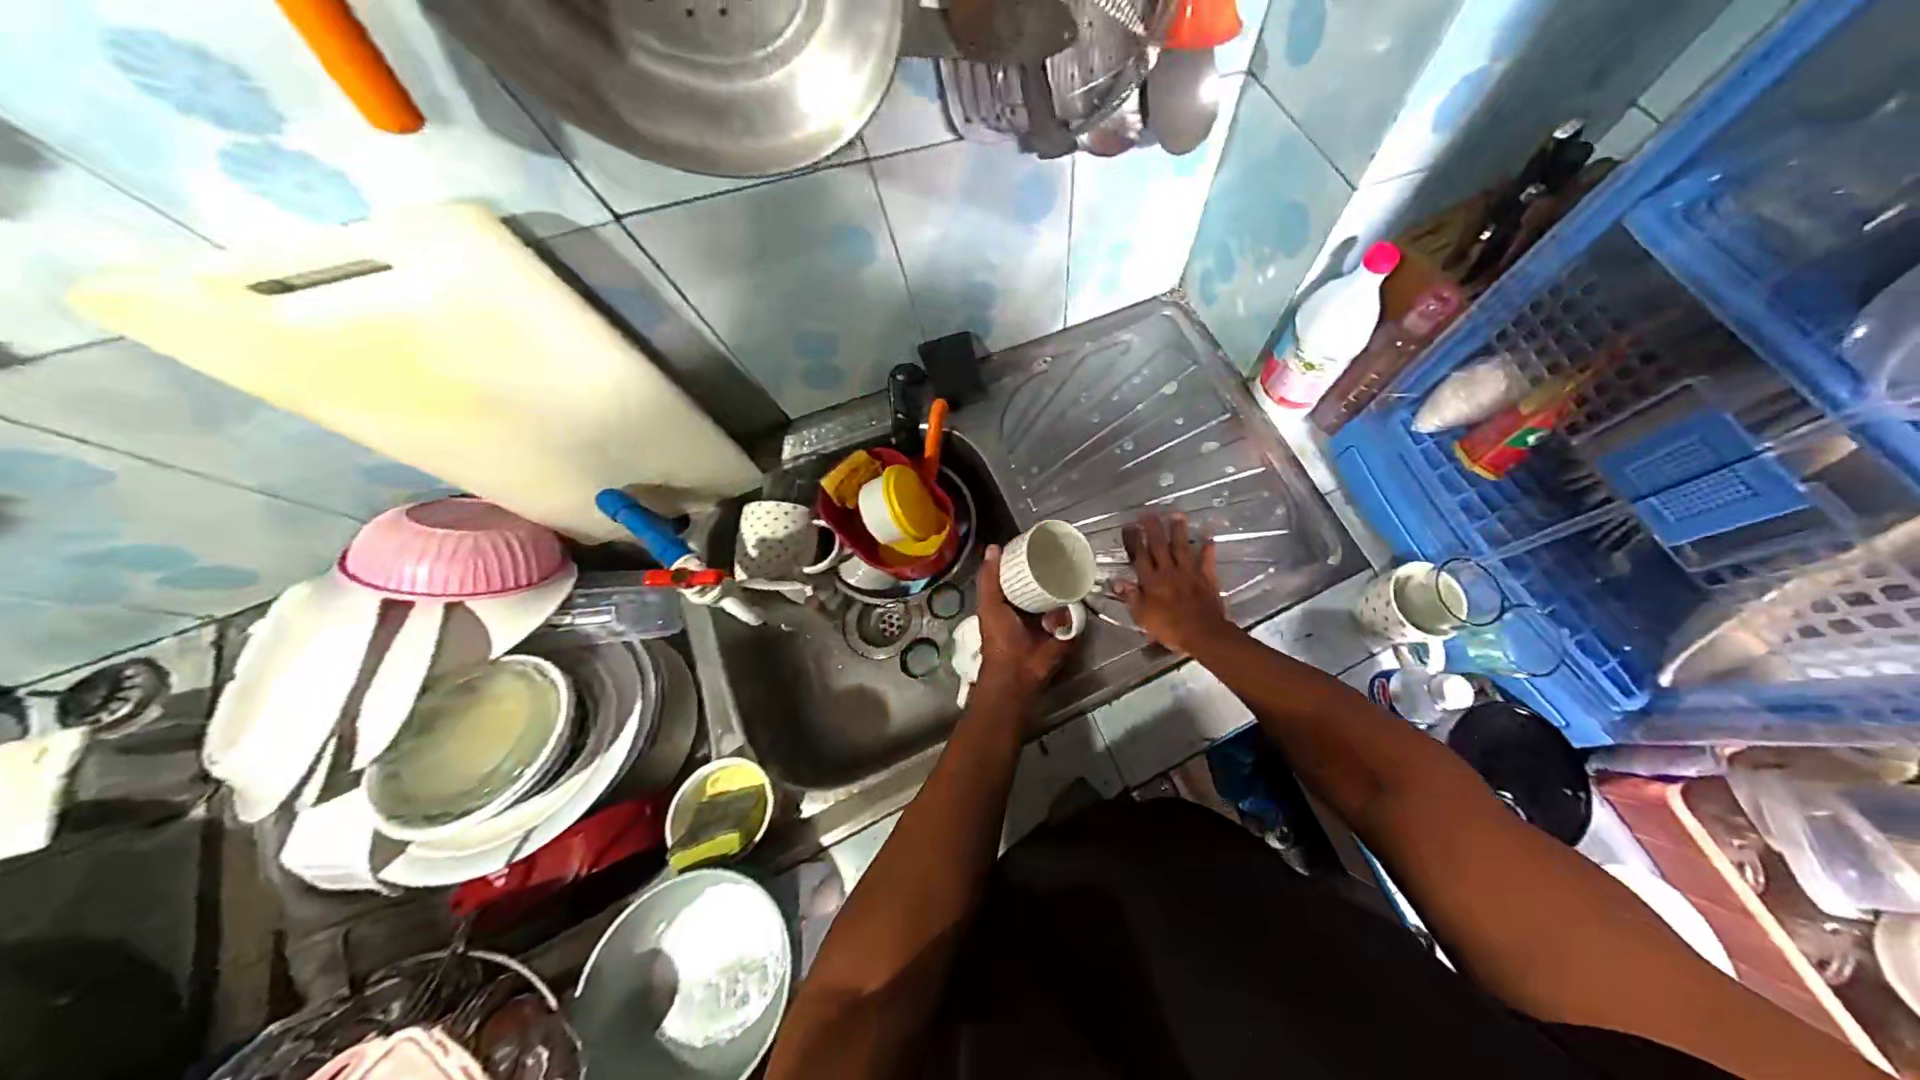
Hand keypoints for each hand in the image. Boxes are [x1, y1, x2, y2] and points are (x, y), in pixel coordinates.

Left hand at [975, 544, 1073, 696]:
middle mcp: (1034, 607)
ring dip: (1069, 582)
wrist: (1019, 670)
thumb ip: (988, 578)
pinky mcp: (1069, 627)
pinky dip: (1078, 599)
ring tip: (1076, 560)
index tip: (1039, 541)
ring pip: (1063, 594)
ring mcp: (1053, 617)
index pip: (1023, 574)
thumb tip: (993, 547)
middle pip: (1046, 582)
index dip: (1029, 560)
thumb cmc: (999, 636)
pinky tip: (1084, 581)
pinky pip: (1076, 609)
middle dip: (1053, 569)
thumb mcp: (989, 604)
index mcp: (1013, 600)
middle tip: (1063, 549)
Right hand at [1114, 511, 1232, 655]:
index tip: (1130, 525)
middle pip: (1159, 546)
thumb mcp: (1143, 616)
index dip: (1134, 540)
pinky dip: (1208, 548)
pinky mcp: (1207, 578)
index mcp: (1151, 581)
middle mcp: (1168, 572)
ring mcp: (1189, 573)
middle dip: (1153, 528)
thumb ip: (1131, 597)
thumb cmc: (1170, 628)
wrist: (1203, 633)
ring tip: (1177, 515)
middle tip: (1149, 512)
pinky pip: (1207, 560)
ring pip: (1182, 547)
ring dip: (1179, 531)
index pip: (1140, 556)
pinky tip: (1209, 536)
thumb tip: (1116, 581)